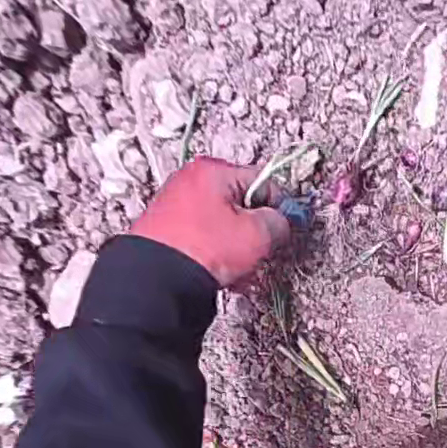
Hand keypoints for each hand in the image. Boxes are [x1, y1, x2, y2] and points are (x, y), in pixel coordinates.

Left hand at [127, 157, 290, 285]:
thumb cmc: (203, 249)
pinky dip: (219, 250)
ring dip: (239, 243)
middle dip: (256, 228)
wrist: (160, 276)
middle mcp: (191, 180)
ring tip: (240, 263)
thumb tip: (280, 220)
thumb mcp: (258, 234)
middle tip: (262, 247)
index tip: (286, 226)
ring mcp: (177, 203)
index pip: (264, 182)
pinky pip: (207, 235)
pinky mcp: (169, 226)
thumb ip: (278, 221)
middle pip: (242, 202)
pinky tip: (223, 268)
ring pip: (225, 222)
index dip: (281, 207)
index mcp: (213, 171)